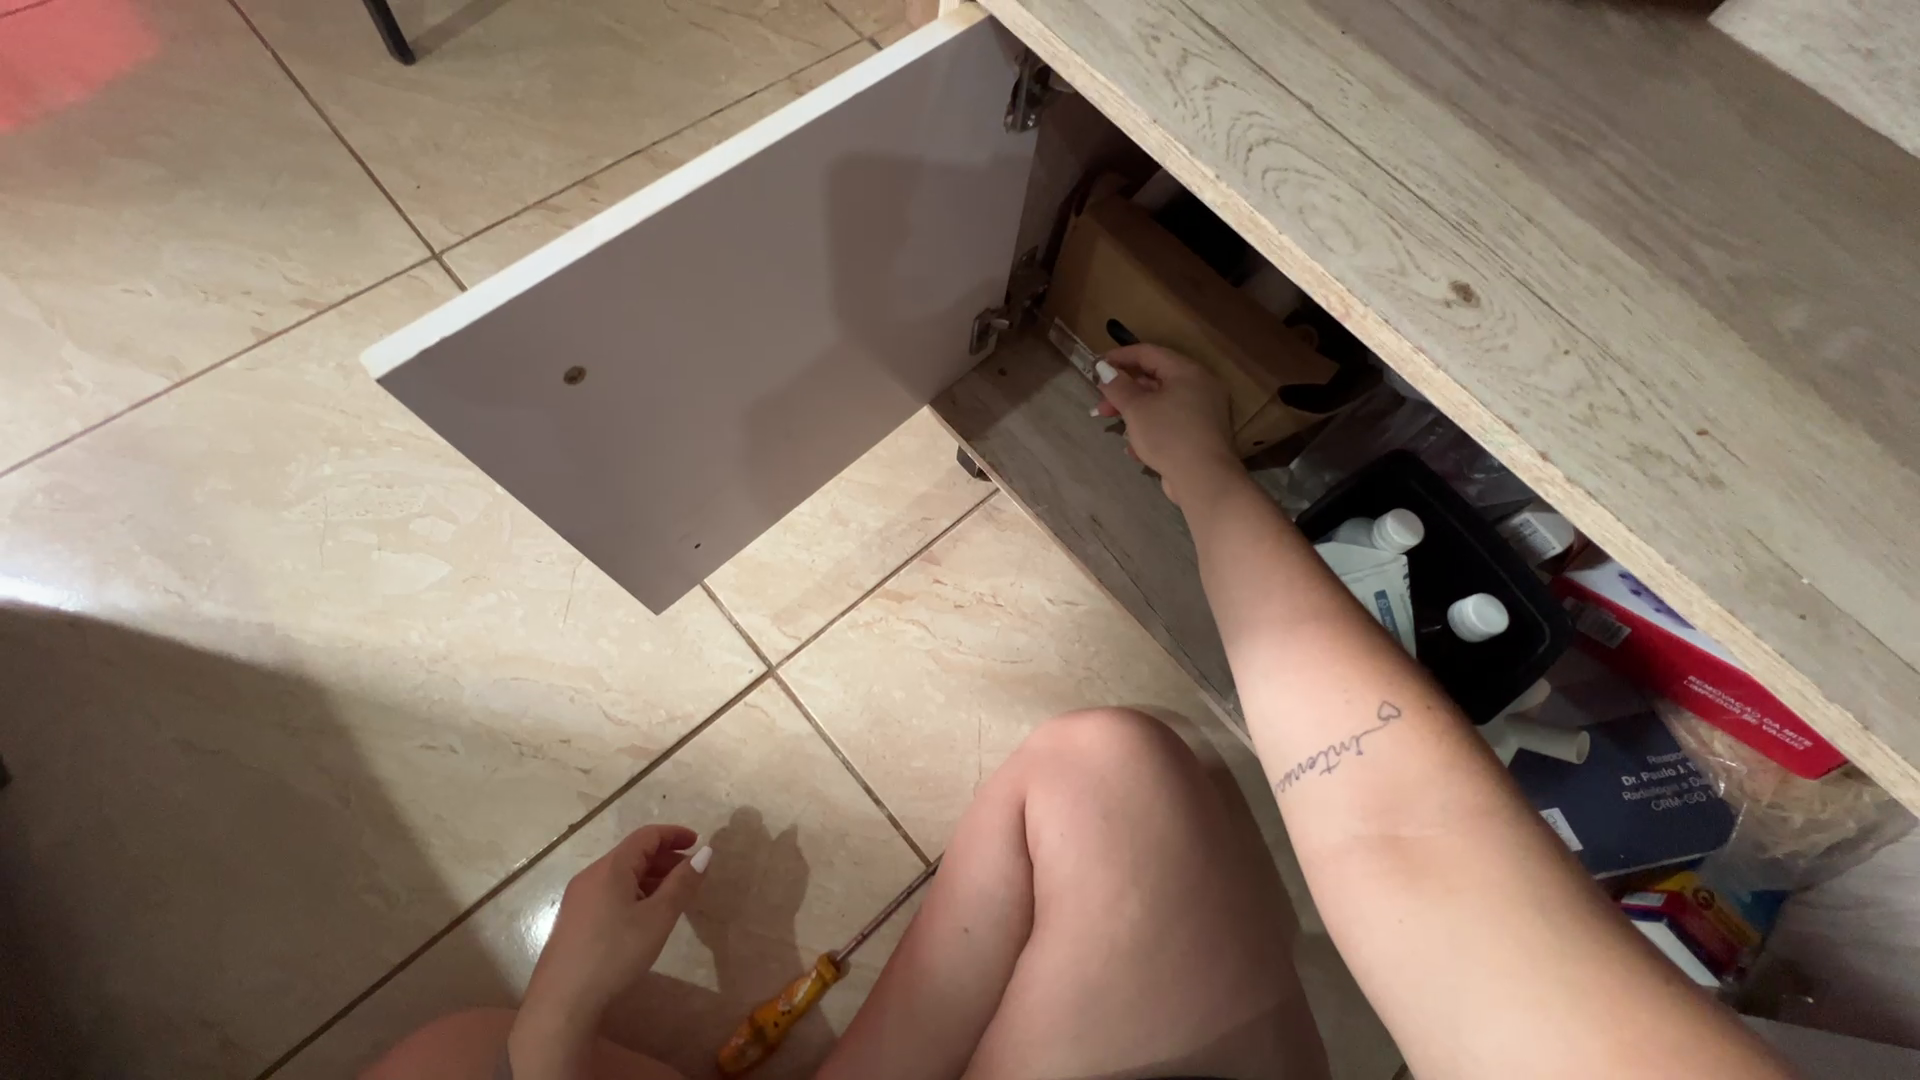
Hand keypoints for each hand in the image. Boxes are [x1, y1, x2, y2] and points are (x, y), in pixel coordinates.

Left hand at [510, 825, 710, 1077]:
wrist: (560, 1005)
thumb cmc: (615, 954)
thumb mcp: (658, 918)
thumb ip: (683, 883)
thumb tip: (705, 852)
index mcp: (611, 868)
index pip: (647, 835)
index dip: (674, 834)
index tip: (698, 844)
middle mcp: (591, 875)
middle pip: (633, 853)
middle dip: (665, 858)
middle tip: (691, 874)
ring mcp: (578, 898)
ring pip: (621, 874)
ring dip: (651, 876)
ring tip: (673, 896)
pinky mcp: (574, 920)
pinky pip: (609, 891)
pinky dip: (634, 892)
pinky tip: (644, 916)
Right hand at [1093, 344, 1239, 506]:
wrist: (1204, 479)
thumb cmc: (1168, 435)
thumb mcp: (1136, 408)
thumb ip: (1118, 386)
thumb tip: (1104, 369)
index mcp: (1187, 372)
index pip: (1149, 353)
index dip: (1120, 357)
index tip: (1097, 367)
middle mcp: (1200, 387)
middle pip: (1154, 381)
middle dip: (1124, 394)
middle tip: (1100, 407)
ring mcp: (1203, 413)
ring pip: (1161, 405)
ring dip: (1135, 415)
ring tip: (1117, 431)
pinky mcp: (1201, 436)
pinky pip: (1170, 425)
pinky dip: (1151, 431)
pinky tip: (1136, 451)